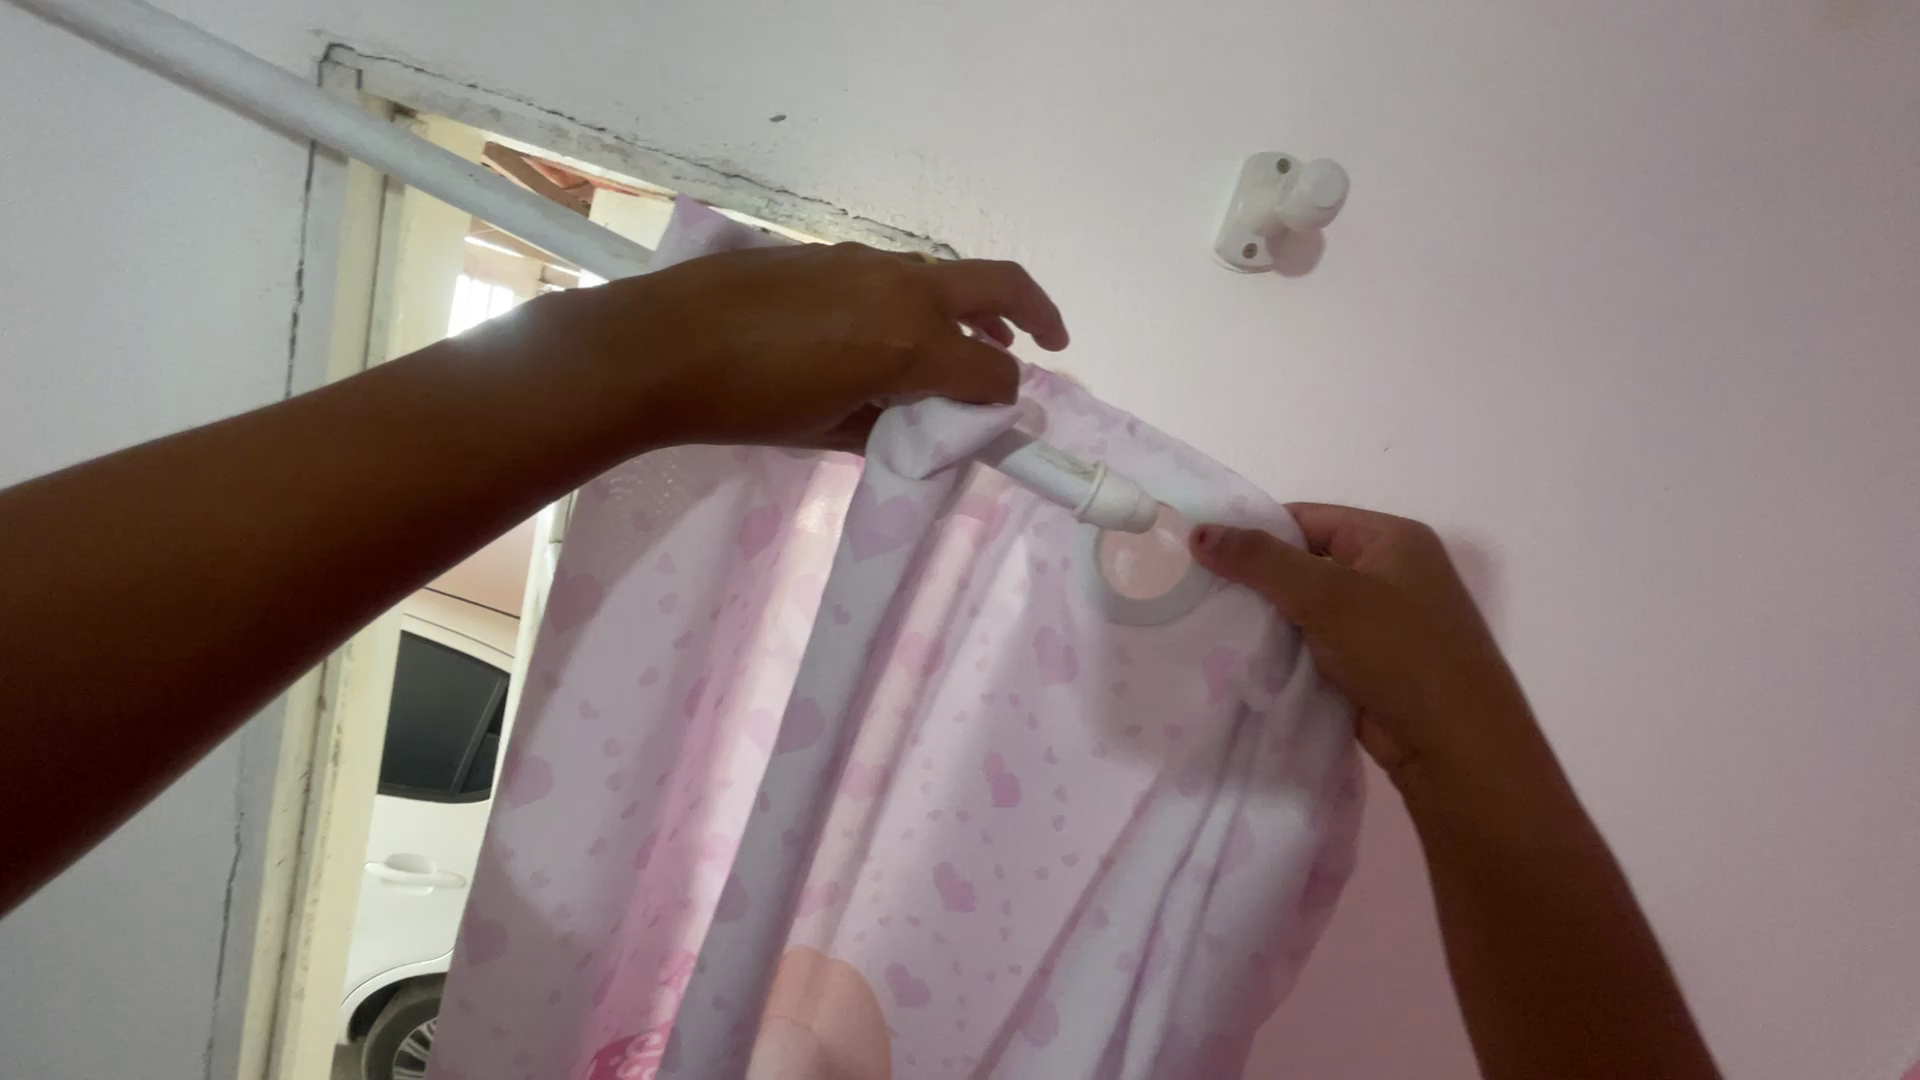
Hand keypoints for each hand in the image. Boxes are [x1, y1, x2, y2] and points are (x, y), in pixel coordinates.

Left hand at [519, 242, 1068, 451]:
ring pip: (946, 278)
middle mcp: (904, 291)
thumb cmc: (750, 406)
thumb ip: (892, 423)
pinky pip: (898, 276)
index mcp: (911, 344)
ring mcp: (867, 263)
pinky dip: (920, 303)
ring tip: (974, 341)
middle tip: (1050, 340)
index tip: (998, 417)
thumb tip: (920, 420)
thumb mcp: (831, 431)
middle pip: (999, 286)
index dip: (1003, 399)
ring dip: (974, 309)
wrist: (660, 349)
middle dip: (1037, 314)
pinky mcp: (833, 256)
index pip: (990, 371)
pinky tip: (894, 331)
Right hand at [1190, 505, 1557, 808]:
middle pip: (1302, 560)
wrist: (1455, 749)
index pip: (1304, 517)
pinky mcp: (1370, 660)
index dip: (1252, 532)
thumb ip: (1259, 559)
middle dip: (1254, 577)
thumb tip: (1199, 530)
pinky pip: (1313, 638)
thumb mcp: (1325, 595)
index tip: (1201, 553)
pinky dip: (1282, 644)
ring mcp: (1381, 619)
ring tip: (1211, 620)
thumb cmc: (1398, 653)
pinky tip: (1244, 652)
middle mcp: (1389, 571)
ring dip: (1265, 615)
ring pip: (1304, 604)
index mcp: (1391, 538)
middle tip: (1198, 588)